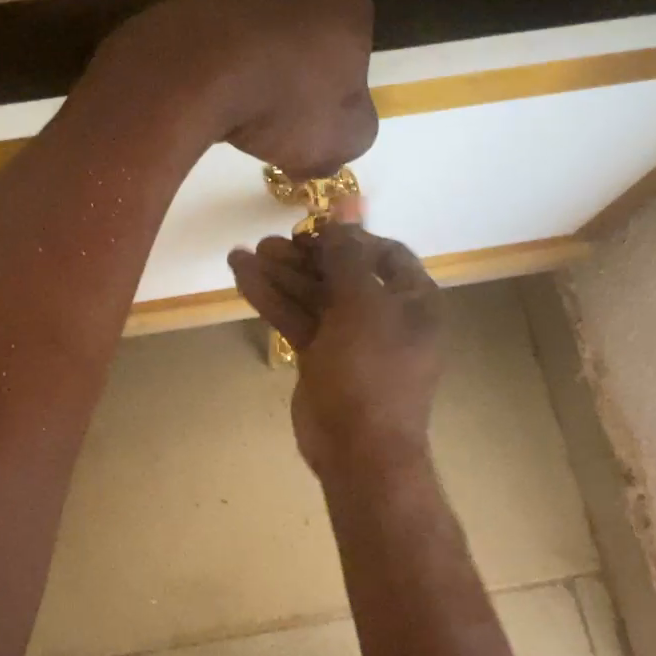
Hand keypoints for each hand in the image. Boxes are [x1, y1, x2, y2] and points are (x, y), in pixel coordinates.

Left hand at [93, 0, 378, 177]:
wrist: (202, 70)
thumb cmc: (292, 100)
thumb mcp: (347, 138)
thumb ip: (355, 135)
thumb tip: (336, 140)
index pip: (358, 52)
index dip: (340, 98)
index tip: (322, 129)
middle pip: (309, 45)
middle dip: (299, 86)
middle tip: (285, 131)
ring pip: (264, 45)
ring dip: (259, 81)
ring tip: (246, 121)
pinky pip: (224, 46)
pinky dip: (224, 74)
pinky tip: (217, 103)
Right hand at [229, 203, 442, 476]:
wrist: (359, 449)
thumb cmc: (371, 370)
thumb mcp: (362, 304)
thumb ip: (346, 254)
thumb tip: (344, 206)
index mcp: (414, 301)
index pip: (385, 254)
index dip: (349, 237)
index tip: (313, 228)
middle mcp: (386, 316)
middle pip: (343, 273)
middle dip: (305, 255)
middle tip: (270, 242)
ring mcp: (351, 340)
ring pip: (314, 297)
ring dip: (281, 274)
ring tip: (243, 253)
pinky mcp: (322, 360)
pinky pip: (298, 320)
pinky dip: (272, 300)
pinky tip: (241, 275)